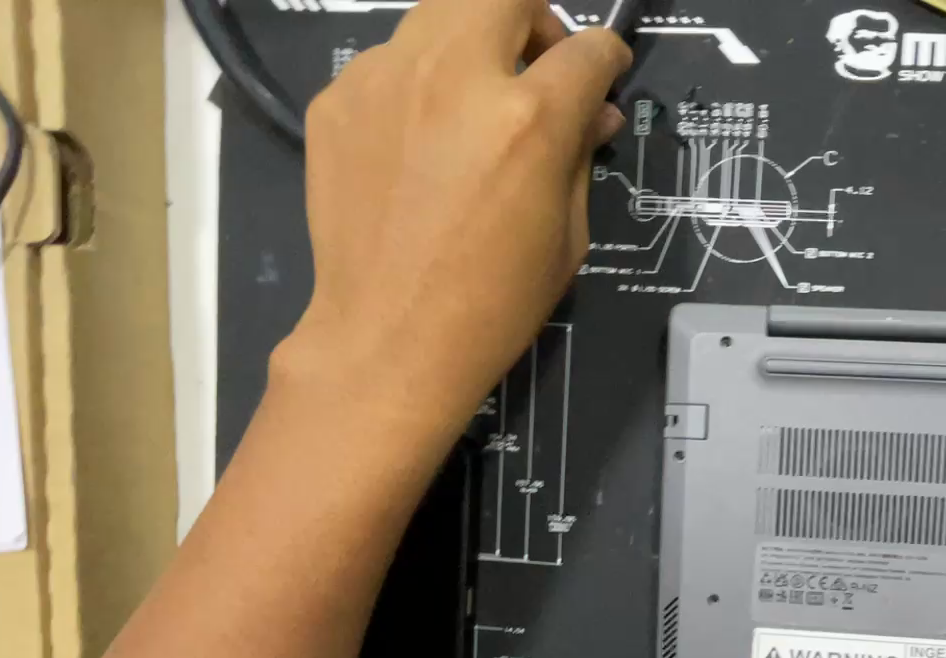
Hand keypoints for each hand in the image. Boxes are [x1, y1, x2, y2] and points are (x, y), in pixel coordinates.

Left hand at [272, 0, 629, 455]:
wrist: (392, 337)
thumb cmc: (497, 304)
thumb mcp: (567, 239)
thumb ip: (580, 160)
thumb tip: (597, 113)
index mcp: (529, 120)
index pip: (586, 51)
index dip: (606, 56)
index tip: (606, 70)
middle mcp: (456, 75)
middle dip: (536, 19)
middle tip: (541, 67)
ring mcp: (386, 77)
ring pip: (441, 12)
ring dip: (476, 41)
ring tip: (479, 101)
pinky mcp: (339, 97)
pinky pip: (394, 60)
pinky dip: (423, 82)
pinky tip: (424, 142)